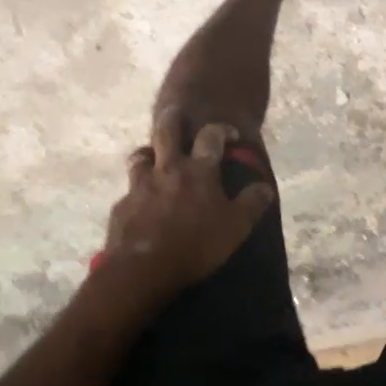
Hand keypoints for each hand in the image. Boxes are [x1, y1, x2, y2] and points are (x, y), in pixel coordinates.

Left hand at [98, 111, 274, 303]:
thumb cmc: (196, 245)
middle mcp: (167, 170)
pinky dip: (137, 194)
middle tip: (176, 114)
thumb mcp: (236, 227)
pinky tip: (141, 207)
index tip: (229, 133)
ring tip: (154, 160)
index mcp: (198, 171)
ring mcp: (139, 187)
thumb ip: (251, 204)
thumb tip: (264, 187)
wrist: (142, 272)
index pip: (211, 136)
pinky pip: (129, 193)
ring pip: (140, 157)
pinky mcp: (121, 208)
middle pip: (166, 132)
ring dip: (148, 154)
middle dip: (172, 118)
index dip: (221, 129)